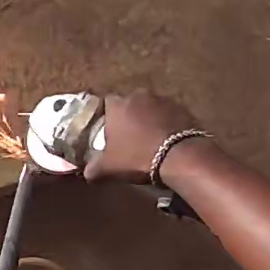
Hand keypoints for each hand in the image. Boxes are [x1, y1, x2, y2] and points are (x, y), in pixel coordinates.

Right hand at [85, 92, 203, 183]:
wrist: (180, 156)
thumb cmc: (138, 157)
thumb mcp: (110, 167)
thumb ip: (94, 168)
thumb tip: (87, 173)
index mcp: (117, 105)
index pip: (106, 103)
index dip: (107, 116)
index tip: (109, 130)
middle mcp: (138, 96)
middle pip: (130, 103)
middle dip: (129, 116)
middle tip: (130, 135)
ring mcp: (162, 100)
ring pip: (150, 107)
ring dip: (149, 118)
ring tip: (151, 138)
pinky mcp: (182, 107)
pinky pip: (169, 114)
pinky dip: (167, 123)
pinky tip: (168, 139)